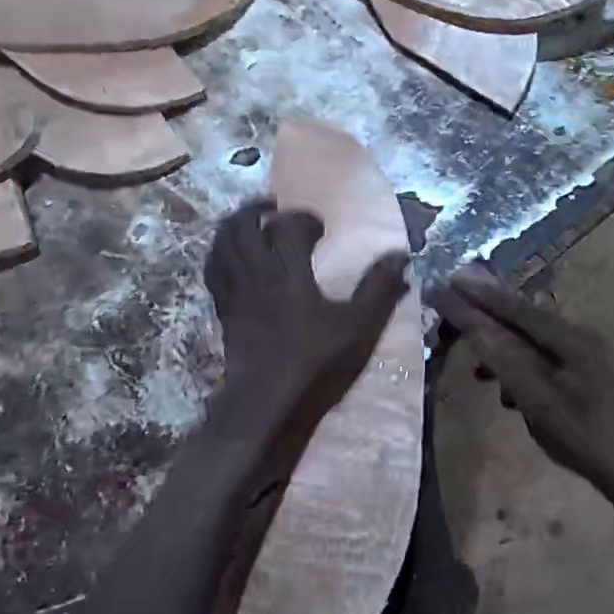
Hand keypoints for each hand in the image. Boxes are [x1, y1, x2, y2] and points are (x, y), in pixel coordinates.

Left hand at [203, 200, 408, 457]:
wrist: (266, 404)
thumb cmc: (316, 362)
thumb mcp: (359, 326)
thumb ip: (380, 288)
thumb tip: (400, 255)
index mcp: (288, 270)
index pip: (287, 225)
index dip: (304, 218)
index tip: (321, 227)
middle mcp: (255, 272)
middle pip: (242, 223)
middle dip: (259, 209)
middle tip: (277, 209)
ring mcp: (233, 290)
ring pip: (222, 242)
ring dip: (236, 226)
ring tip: (253, 225)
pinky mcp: (222, 309)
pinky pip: (213, 268)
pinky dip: (221, 253)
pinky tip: (234, 259)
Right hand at [430, 271, 613, 485]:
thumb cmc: (577, 436)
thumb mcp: (535, 399)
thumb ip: (504, 359)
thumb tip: (471, 324)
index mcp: (572, 338)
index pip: (519, 310)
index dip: (483, 296)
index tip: (452, 280)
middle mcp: (579, 335)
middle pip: (524, 319)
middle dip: (488, 314)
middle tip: (454, 303)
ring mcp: (581, 351)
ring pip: (530, 338)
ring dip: (501, 346)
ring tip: (477, 366)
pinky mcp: (579, 368)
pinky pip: (540, 354)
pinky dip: (518, 363)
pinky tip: (504, 387)